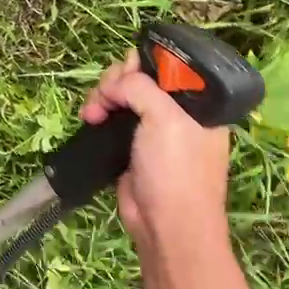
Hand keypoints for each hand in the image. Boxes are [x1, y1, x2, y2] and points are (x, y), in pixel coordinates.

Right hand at [78, 49, 230, 249]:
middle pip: (138, 76)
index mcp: (198, 106)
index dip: (144, 63)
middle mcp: (176, 113)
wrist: (166, 224)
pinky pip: (110, 112)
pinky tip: (90, 118)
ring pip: (120, 92)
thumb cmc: (175, 170)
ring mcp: (152, 128)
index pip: (169, 67)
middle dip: (116, 81)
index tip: (127, 74)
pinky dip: (97, 110)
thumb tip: (114, 85)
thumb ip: (139, 87)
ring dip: (101, 95)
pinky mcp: (130, 141)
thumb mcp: (165, 118)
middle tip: (108, 96)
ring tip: (93, 113)